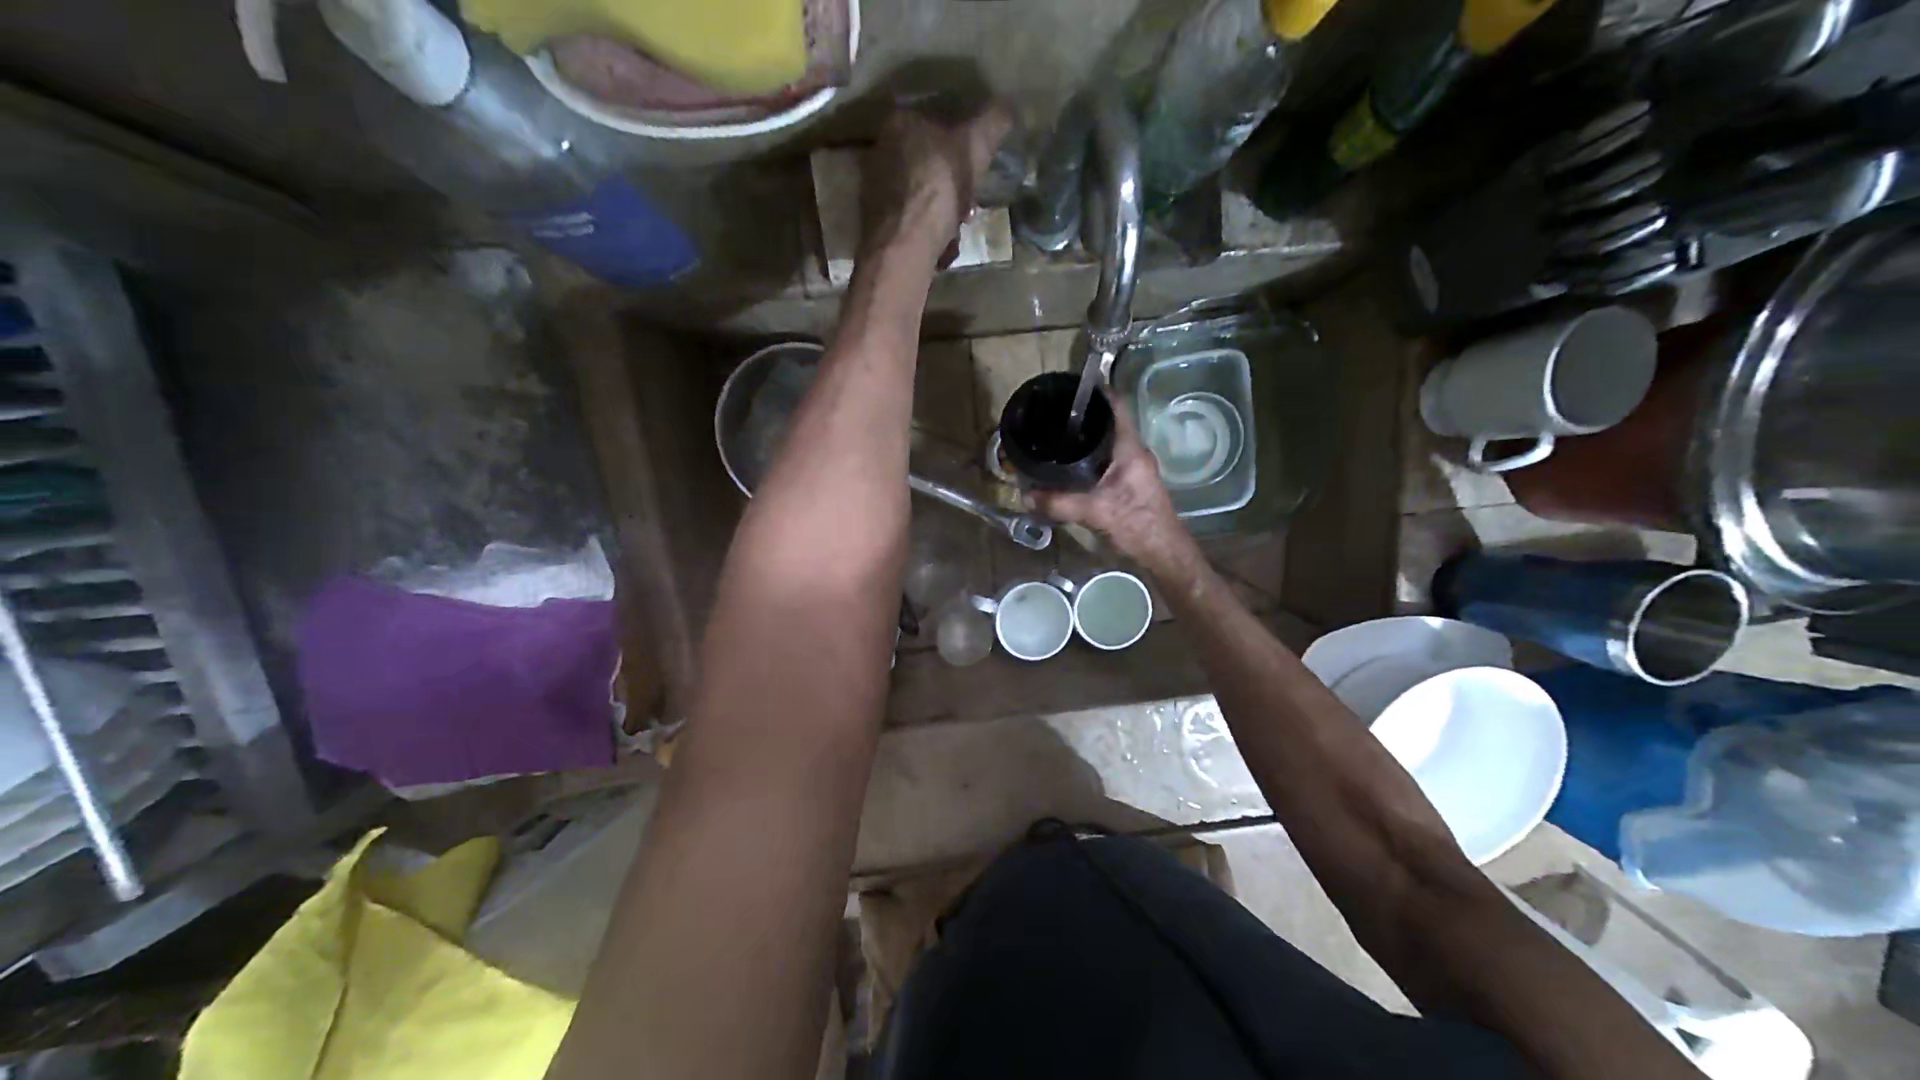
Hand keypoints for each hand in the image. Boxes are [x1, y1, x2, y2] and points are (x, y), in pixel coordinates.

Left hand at [860, 103, 1013, 264]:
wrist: (905, 244)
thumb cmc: (939, 186)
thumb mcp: (975, 146)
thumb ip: (994, 121)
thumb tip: (1007, 107)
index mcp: (900, 121)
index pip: (937, 119)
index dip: (963, 141)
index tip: (978, 164)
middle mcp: (881, 149)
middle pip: (929, 159)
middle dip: (953, 181)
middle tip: (971, 202)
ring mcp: (875, 187)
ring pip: (921, 192)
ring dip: (943, 208)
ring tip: (958, 226)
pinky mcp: (876, 220)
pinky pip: (911, 218)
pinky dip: (928, 228)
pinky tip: (942, 242)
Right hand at [1032, 404, 1197, 575]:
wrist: (1163, 553)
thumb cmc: (1136, 525)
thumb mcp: (1094, 512)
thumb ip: (1058, 503)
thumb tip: (1026, 496)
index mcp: (1131, 449)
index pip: (1117, 407)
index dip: (1097, 392)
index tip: (1071, 387)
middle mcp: (1134, 453)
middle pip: (1109, 423)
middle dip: (1084, 417)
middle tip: (1053, 416)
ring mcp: (1134, 469)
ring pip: (1107, 444)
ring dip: (1086, 440)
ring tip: (1055, 438)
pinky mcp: (1130, 484)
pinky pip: (1106, 462)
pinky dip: (1089, 459)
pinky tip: (1069, 469)